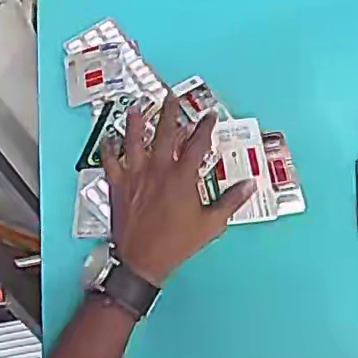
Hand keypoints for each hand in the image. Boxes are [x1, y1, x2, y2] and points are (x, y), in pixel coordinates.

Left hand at [99, 100, 254, 286]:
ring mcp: (136, 176)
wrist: (142, 260)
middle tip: (172, 97)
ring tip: (137, 107)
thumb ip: (230, 201)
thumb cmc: (176, 243)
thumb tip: (249, 185)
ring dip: (136, 122)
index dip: (206, 127)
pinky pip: (110, 162)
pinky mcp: (119, 186)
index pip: (198, 144)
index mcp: (182, 177)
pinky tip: (108, 139)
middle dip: (171, 112)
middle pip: (165, 133)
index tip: (210, 115)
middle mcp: (158, 170)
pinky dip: (108, 149)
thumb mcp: (211, 224)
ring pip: (134, 141)